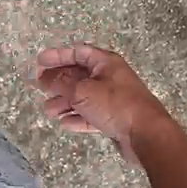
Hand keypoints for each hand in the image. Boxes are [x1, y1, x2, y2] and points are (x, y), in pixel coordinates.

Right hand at [33, 44, 176, 155]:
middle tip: (39, 86)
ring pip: (83, 96)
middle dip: (58, 81)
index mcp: (106, 63)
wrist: (147, 135)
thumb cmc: (115, 105)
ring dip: (64, 102)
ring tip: (48, 110)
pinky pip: (91, 114)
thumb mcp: (82, 91)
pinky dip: (77, 117)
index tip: (39, 62)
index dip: (57, 55)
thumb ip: (61, 84)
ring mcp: (113, 99)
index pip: (77, 52)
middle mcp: (110, 77)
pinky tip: (64, 123)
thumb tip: (47, 80)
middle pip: (78, 75)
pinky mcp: (115, 119)